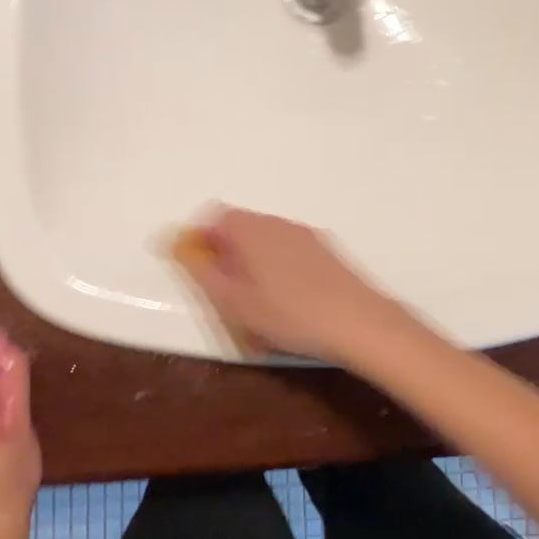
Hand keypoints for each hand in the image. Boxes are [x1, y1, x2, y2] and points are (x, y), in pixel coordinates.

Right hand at [177, 205, 406, 360]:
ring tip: (257, 304)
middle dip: (227, 256)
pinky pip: (288, 251)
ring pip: (265, 241)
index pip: (214, 217)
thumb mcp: (234, 302)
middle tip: (227, 294)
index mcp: (251, 229)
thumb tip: (180, 248)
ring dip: (252, 264)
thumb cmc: (288, 314)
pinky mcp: (326, 250)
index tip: (199, 271)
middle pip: (240, 227)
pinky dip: (278, 269)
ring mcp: (304, 234)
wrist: (358, 321)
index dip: (200, 241)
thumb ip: (203, 272)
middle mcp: (277, 222)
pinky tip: (288, 304)